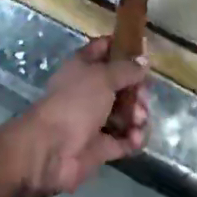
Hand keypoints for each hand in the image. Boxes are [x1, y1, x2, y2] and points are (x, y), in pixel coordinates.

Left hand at [0, 36, 149, 196]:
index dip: (123, 48)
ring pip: (126, 112)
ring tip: (137, 120)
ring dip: (137, 115)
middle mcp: (90, 89)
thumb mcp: (102, 78)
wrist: (53, 147)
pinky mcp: (102, 145)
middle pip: (121, 84)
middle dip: (136, 90)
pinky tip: (134, 138)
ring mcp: (96, 118)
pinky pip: (125, 139)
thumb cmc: (76, 102)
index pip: (104, 48)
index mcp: (84, 65)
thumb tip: (144, 59)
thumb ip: (125, 69)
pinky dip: (133, 138)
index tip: (144, 53)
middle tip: (142, 98)